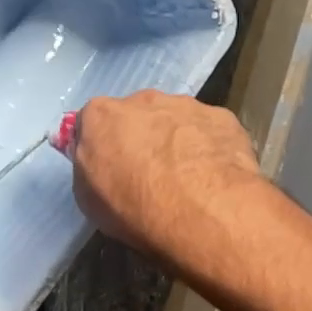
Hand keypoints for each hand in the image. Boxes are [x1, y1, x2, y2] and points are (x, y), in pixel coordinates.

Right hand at [71, 91, 267, 277]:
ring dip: (175, 140)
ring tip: (186, 178)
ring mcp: (186, 105)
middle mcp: (142, 99)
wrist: (201, 211)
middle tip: (148, 173)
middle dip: (140, 136)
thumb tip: (99, 159)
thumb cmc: (133, 206)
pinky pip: (209, 130)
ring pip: (175, 119)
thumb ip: (88, 166)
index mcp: (101, 114)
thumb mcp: (88, 197)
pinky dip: (209, 147)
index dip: (101, 144)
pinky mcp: (223, 117)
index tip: (109, 166)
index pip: (92, 121)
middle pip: (136, 115)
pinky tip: (213, 175)